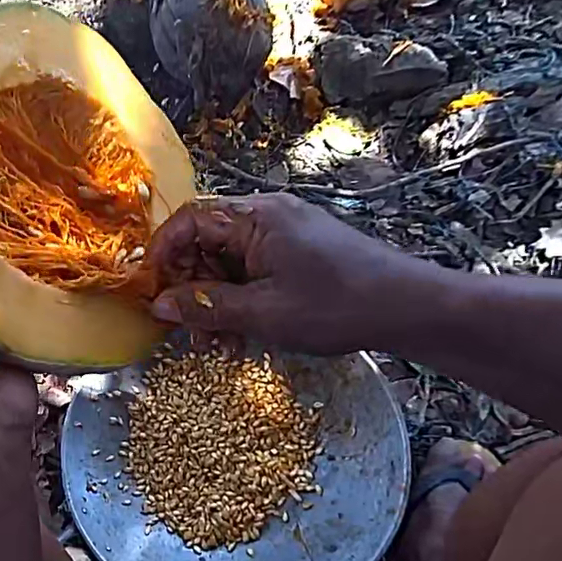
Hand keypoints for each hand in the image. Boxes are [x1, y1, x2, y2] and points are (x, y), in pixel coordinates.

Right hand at [147, 192, 416, 354]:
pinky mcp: (296, 252)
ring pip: (228, 263)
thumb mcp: (263, 313)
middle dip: (192, 289)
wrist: (409, 307)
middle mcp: (267, 216)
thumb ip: (206, 307)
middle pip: (206, 244)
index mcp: (256, 218)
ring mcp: (284, 234)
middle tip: (193, 333)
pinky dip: (241, 300)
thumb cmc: (337, 305)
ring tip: (220, 344)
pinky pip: (252, 271)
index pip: (188, 220)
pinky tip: (243, 335)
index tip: (152, 292)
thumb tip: (159, 306)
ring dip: (216, 302)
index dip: (163, 255)